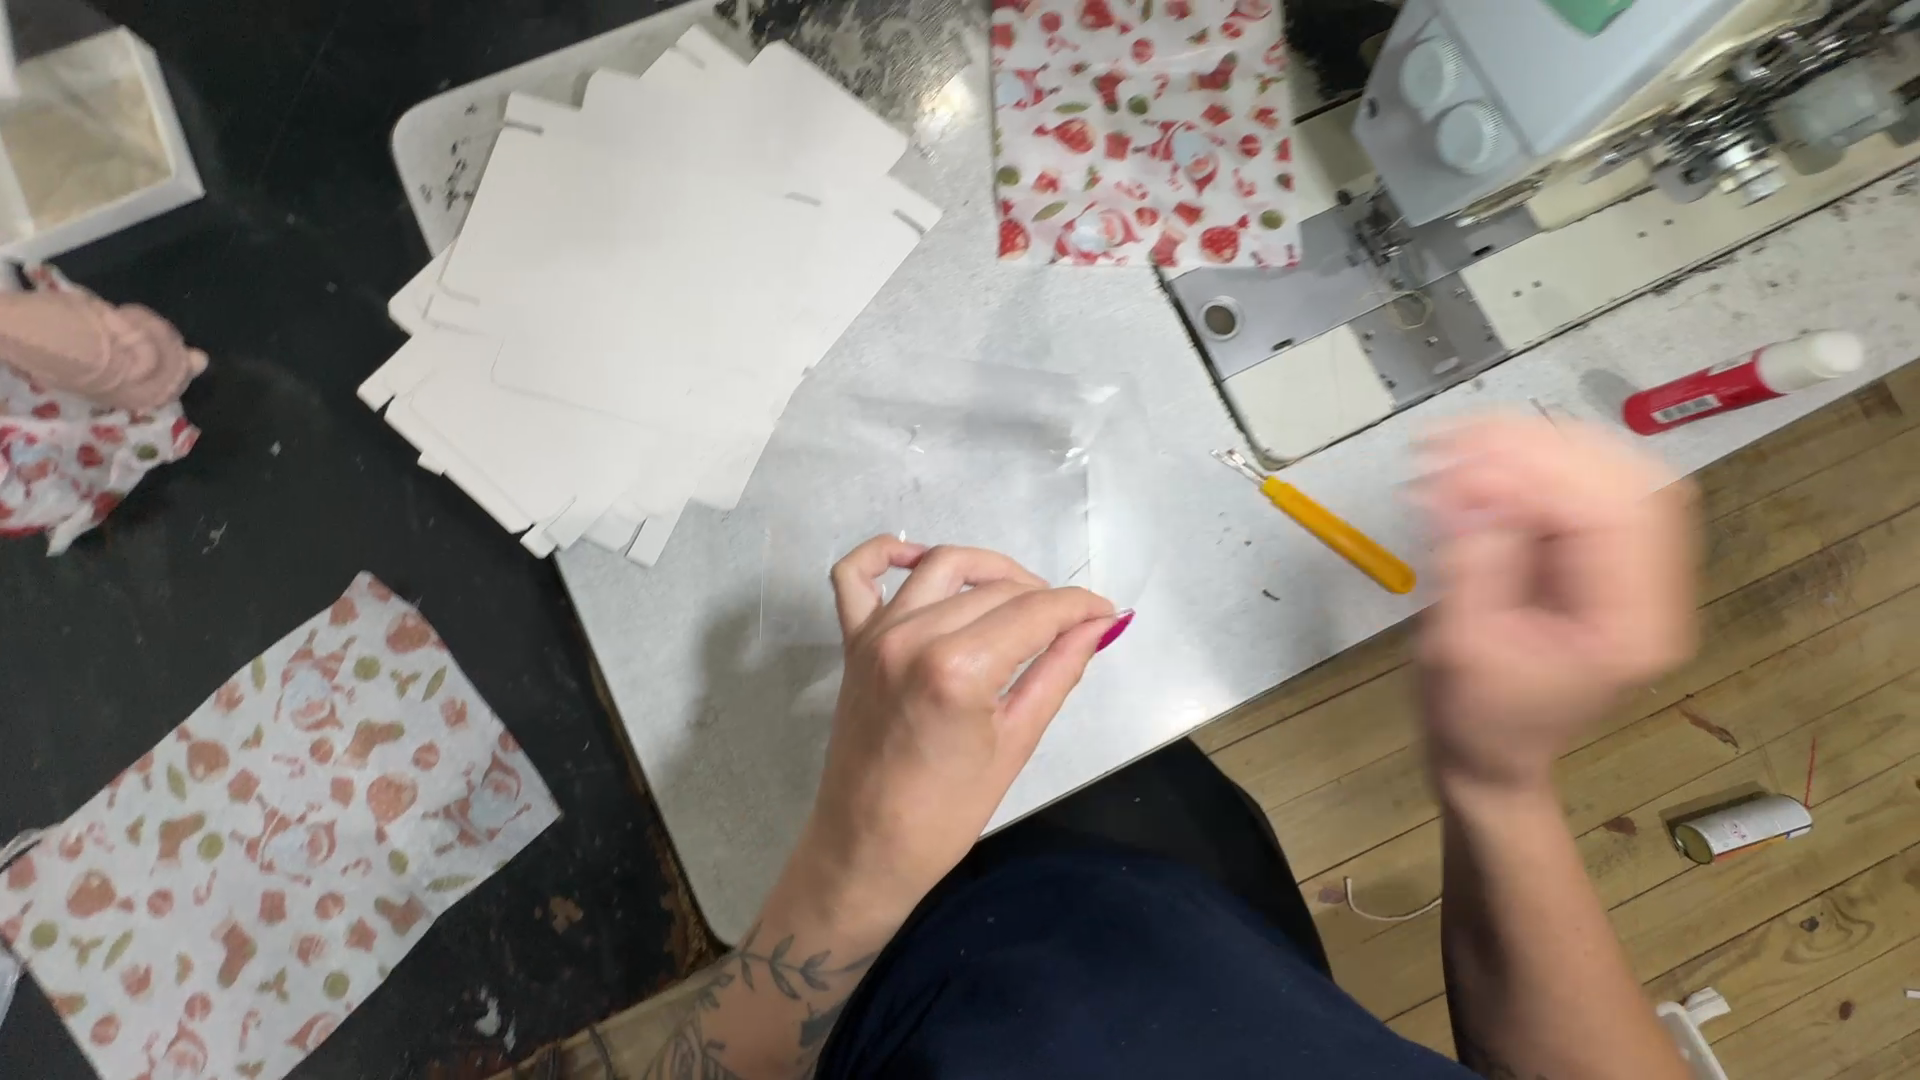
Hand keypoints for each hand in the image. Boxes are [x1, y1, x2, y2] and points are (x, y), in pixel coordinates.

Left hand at [792, 537, 1117, 930]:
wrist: (867, 845)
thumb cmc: (948, 813)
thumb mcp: (1017, 742)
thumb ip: (1059, 671)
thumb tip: (1098, 626)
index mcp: (959, 668)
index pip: (1036, 612)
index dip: (1080, 606)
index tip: (1105, 612)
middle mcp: (914, 635)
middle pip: (996, 588)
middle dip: (1045, 597)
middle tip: (1070, 622)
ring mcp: (877, 633)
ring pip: (943, 566)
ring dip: (989, 569)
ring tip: (1019, 596)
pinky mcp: (853, 640)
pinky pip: (856, 575)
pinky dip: (886, 553)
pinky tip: (919, 559)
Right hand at [1416, 416, 1696, 797]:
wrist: (1489, 755)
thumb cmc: (1474, 717)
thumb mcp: (1461, 645)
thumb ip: (1473, 562)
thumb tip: (1468, 484)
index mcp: (1631, 622)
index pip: (1613, 513)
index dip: (1537, 471)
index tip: (1458, 460)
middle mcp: (1647, 587)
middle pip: (1622, 480)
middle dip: (1536, 445)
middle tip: (1452, 438)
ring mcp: (1627, 572)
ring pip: (1603, 476)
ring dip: (1530, 448)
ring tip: (1454, 445)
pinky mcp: (1594, 562)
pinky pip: (1572, 494)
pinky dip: (1522, 470)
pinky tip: (1473, 468)